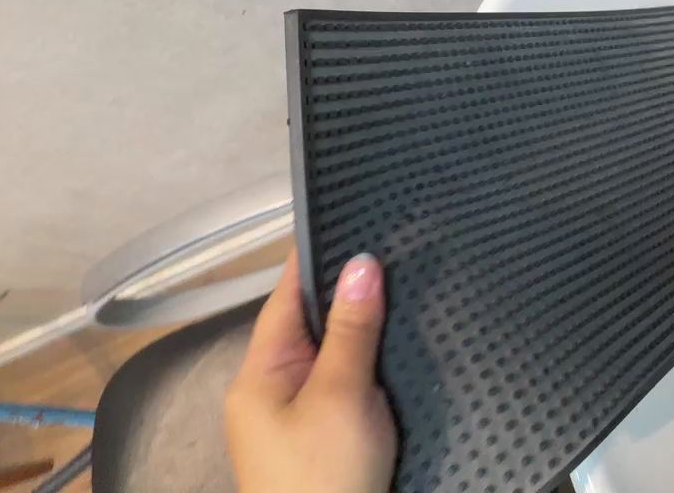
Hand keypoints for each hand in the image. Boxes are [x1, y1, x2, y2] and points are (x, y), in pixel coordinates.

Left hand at [226, 250, 397, 492]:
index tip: (357, 208)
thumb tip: (362, 261)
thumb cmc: (324, 472)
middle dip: (354, 278)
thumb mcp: (340, 395)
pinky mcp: (328, 420)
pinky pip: (348, 365)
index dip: (320, 251)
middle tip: (403, 236)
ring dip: (366, 311)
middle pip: (314, 313)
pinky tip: (403, 326)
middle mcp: (274, 381)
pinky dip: (373, 342)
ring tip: (412, 269)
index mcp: (261, 370)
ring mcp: (300, 404)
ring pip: (335, 339)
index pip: (289, 291)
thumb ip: (352, 328)